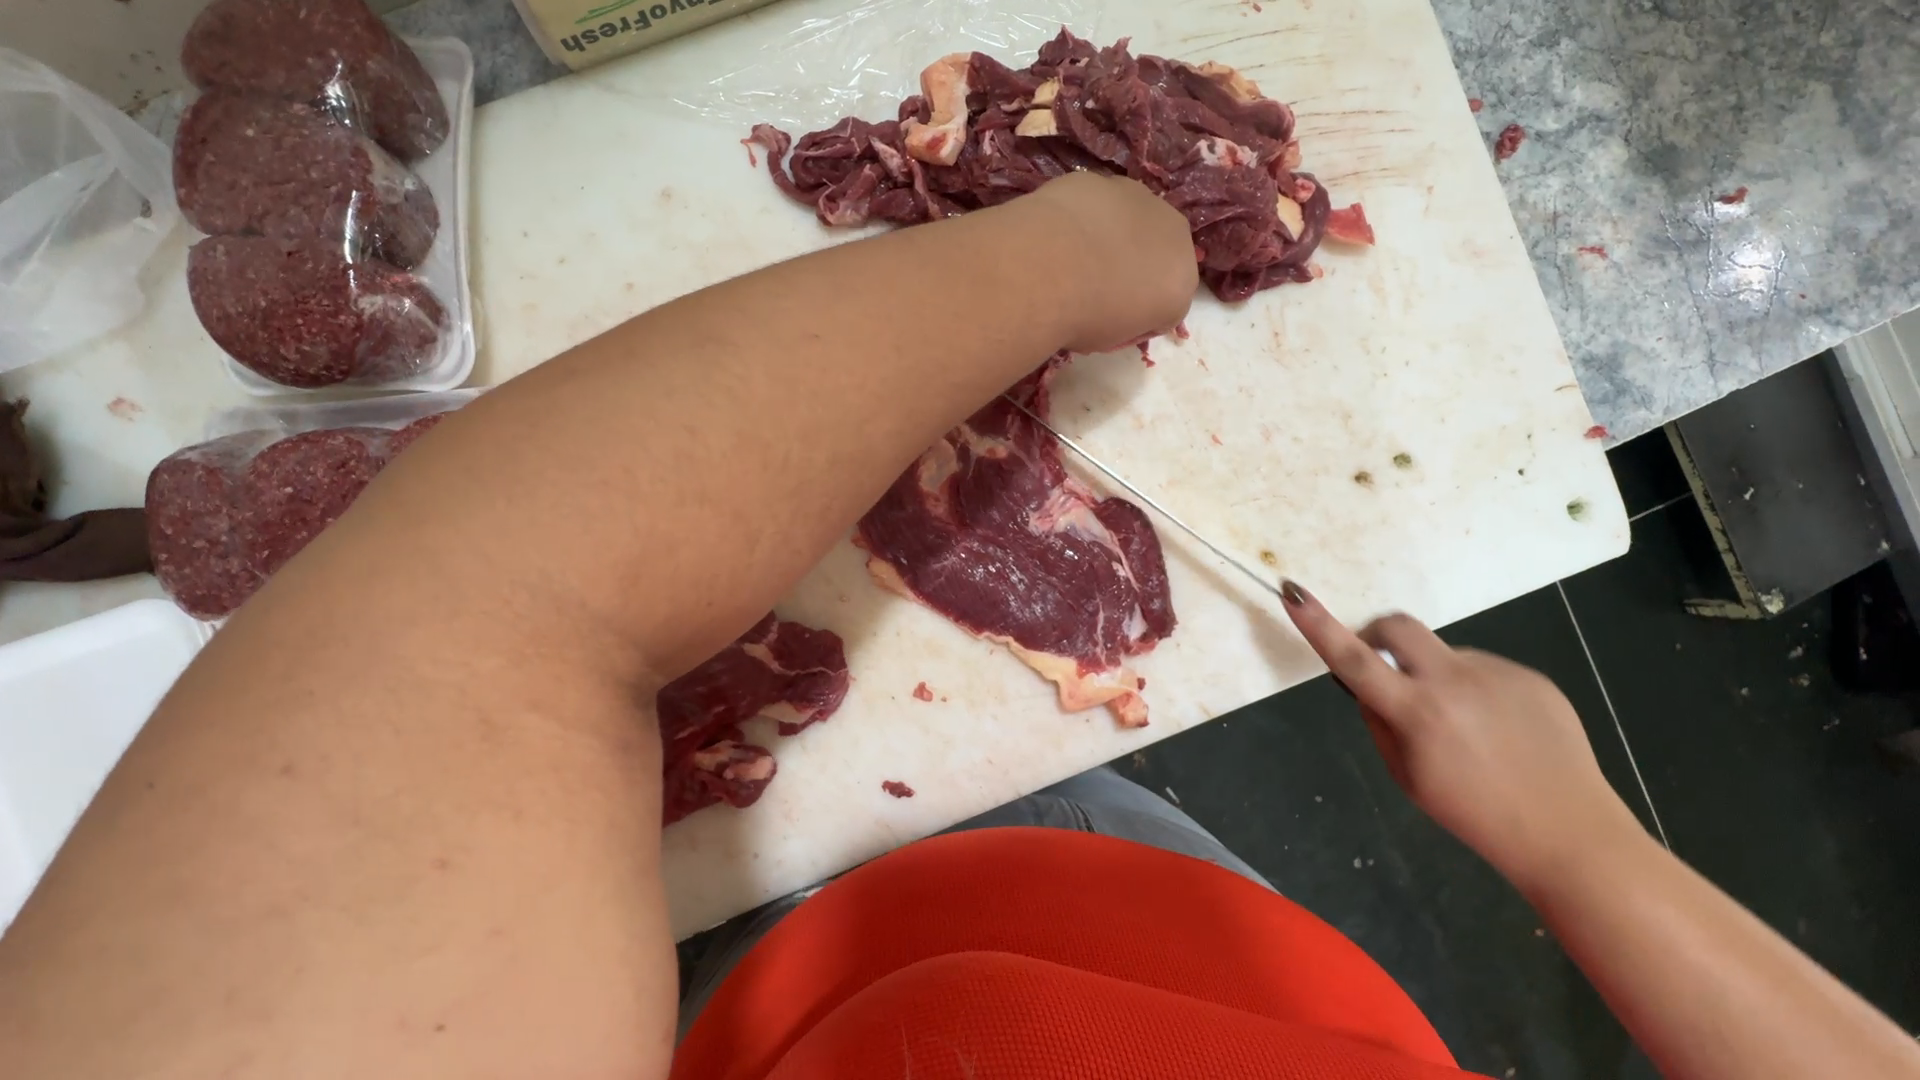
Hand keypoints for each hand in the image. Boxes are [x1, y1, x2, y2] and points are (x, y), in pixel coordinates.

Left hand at [1016, 172, 1197, 353]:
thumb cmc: (1084, 316)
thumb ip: (1125, 320)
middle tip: (1098, 285)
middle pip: (1159, 253)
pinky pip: (1099, 204)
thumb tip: (1115, 310)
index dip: (1141, 314)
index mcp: (1181, 283)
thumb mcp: (1110, 338)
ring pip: (1132, 221)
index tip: (1114, 321)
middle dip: (1137, 264)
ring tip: (1075, 255)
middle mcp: (1175, 235)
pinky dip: (1085, 215)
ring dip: (1113, 234)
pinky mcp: (1107, 178)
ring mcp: (1142, 199)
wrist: (1047, 267)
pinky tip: (1058, 232)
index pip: (1169, 304)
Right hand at [1280, 580, 1647, 893]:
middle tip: (1382, 666)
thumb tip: (1369, 688)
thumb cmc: (1474, 814)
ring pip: (1444, 656)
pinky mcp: (1531, 677)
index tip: (1294, 594)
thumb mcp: (1407, 776)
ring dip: (1436, 677)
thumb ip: (1380, 723)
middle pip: (1399, 626)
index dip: (1318, 626)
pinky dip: (1475, 692)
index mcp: (1418, 713)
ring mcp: (1498, 673)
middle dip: (1377, 633)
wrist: (1569, 833)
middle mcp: (1456, 681)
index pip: (1353, 660)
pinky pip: (1484, 672)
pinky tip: (1498, 731)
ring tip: (1465, 729)